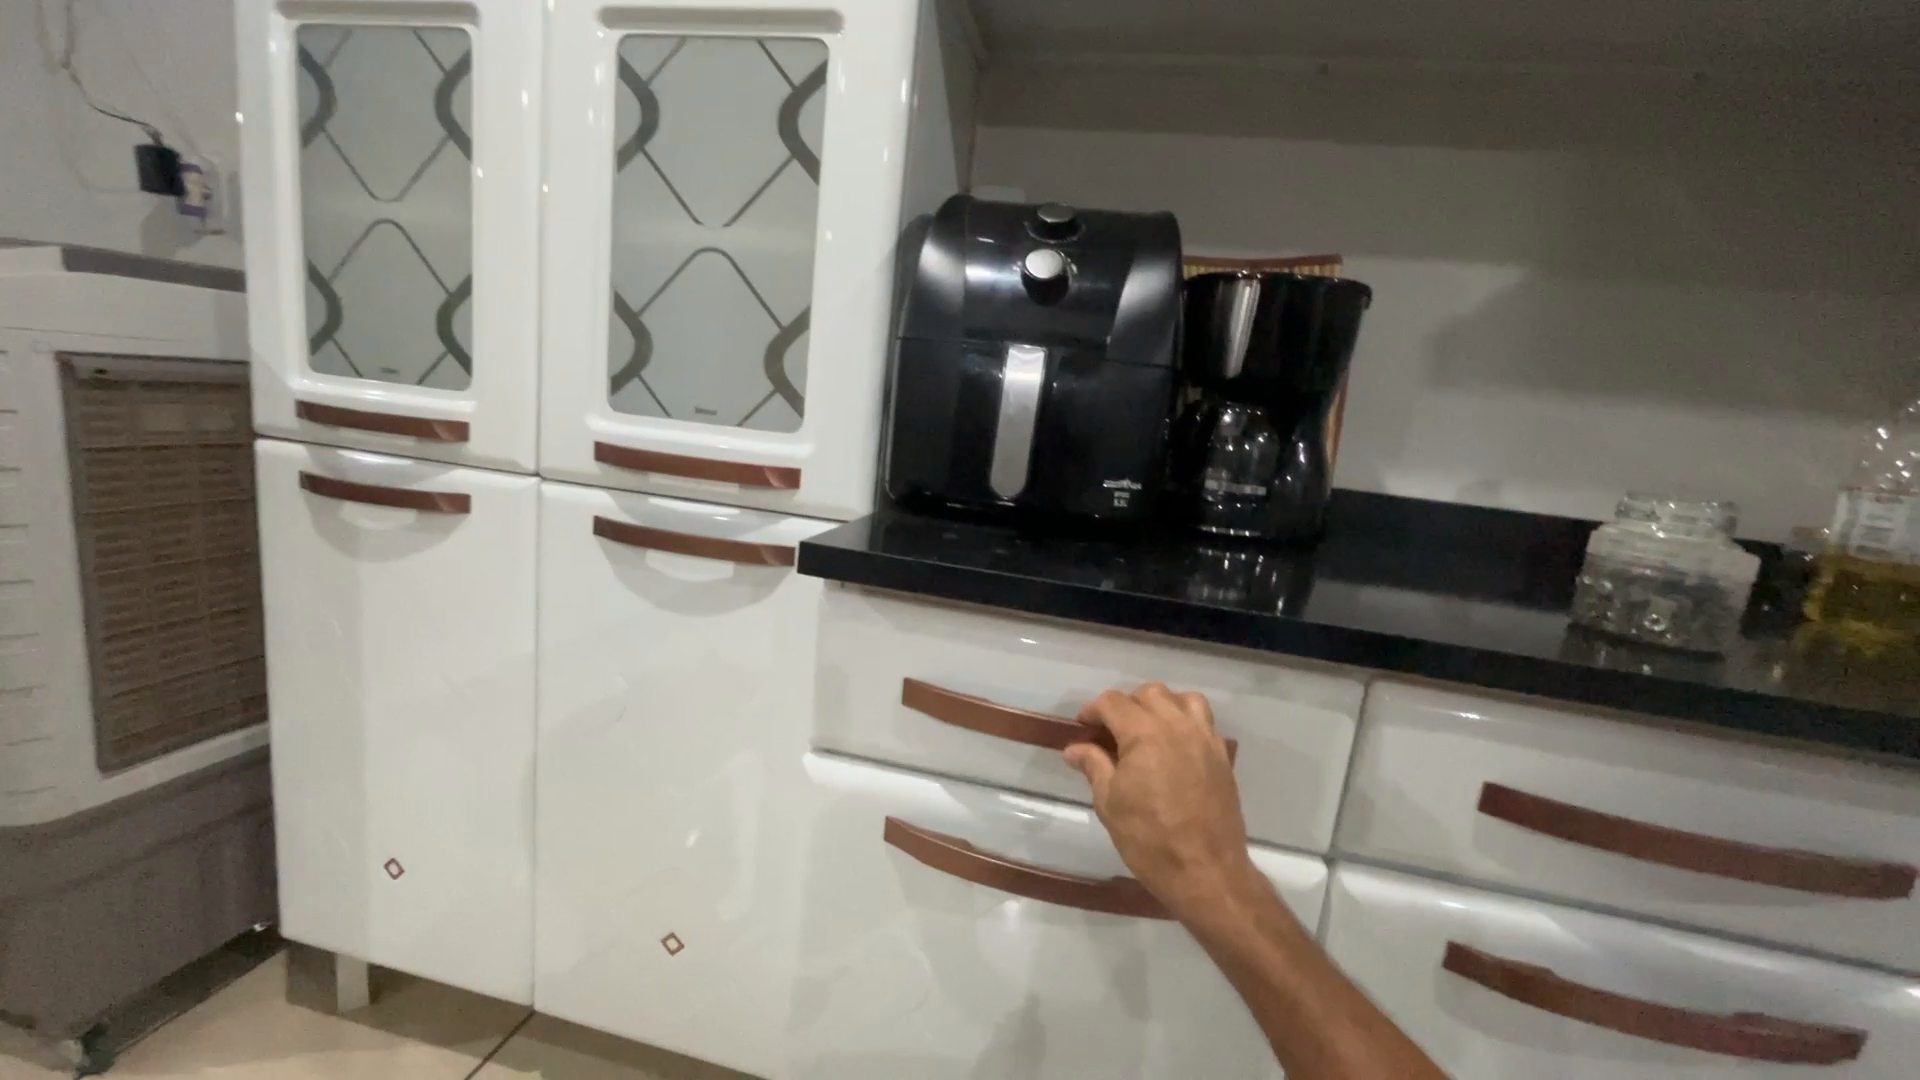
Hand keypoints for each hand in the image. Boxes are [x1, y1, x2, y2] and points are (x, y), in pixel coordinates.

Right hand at [1064, 683, 1258, 919]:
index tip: (1083, 728)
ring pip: (1181, 699)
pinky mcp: (1221, 755)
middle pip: (1148, 693)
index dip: (1093, 711)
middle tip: (1112, 733)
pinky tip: (1174, 746)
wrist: (1206, 872)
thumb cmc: (1150, 839)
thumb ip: (1094, 766)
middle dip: (1125, 705)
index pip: (1113, 702)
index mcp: (1144, 734)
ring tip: (1147, 730)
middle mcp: (1177, 726)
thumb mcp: (1110, 803)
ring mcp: (1204, 738)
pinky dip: (1185, 721)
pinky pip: (1204, 721)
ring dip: (1160, 705)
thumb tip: (1075, 749)